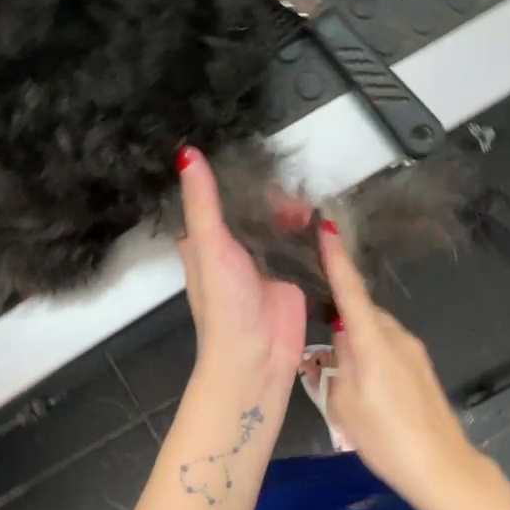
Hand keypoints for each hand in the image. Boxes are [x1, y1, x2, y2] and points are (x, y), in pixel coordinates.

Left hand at [176, 147, 306, 387]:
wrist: (256, 357)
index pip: (220, 197)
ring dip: (296, 213)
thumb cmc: (225, 302)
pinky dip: (312, 233)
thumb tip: (186, 151)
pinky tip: (323, 224)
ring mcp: (264, 263)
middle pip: (255, 208)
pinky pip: (302, 245)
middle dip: (275, 197)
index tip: (261, 169)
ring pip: (280, 224)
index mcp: (205, 241)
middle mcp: (233, 249)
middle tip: (293, 200)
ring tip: (309, 212)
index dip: (239, 181)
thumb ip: (202, 200)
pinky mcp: (292, 276)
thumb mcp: (209, 244)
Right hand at [317, 220, 498, 502]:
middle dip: (339, 318)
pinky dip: (371, 355)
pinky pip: (388, 348)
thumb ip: (338, 364)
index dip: (337, 258)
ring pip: (375, 332)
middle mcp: (396, 336)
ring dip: (356, 342)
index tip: (327, 227)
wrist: (441, 467)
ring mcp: (413, 352)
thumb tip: (340, 341)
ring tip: (340, 377)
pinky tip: (365, 387)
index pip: (350, 290)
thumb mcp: (344, 403)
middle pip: (361, 312)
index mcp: (373, 341)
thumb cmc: (385, 438)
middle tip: (319, 348)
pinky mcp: (421, 369)